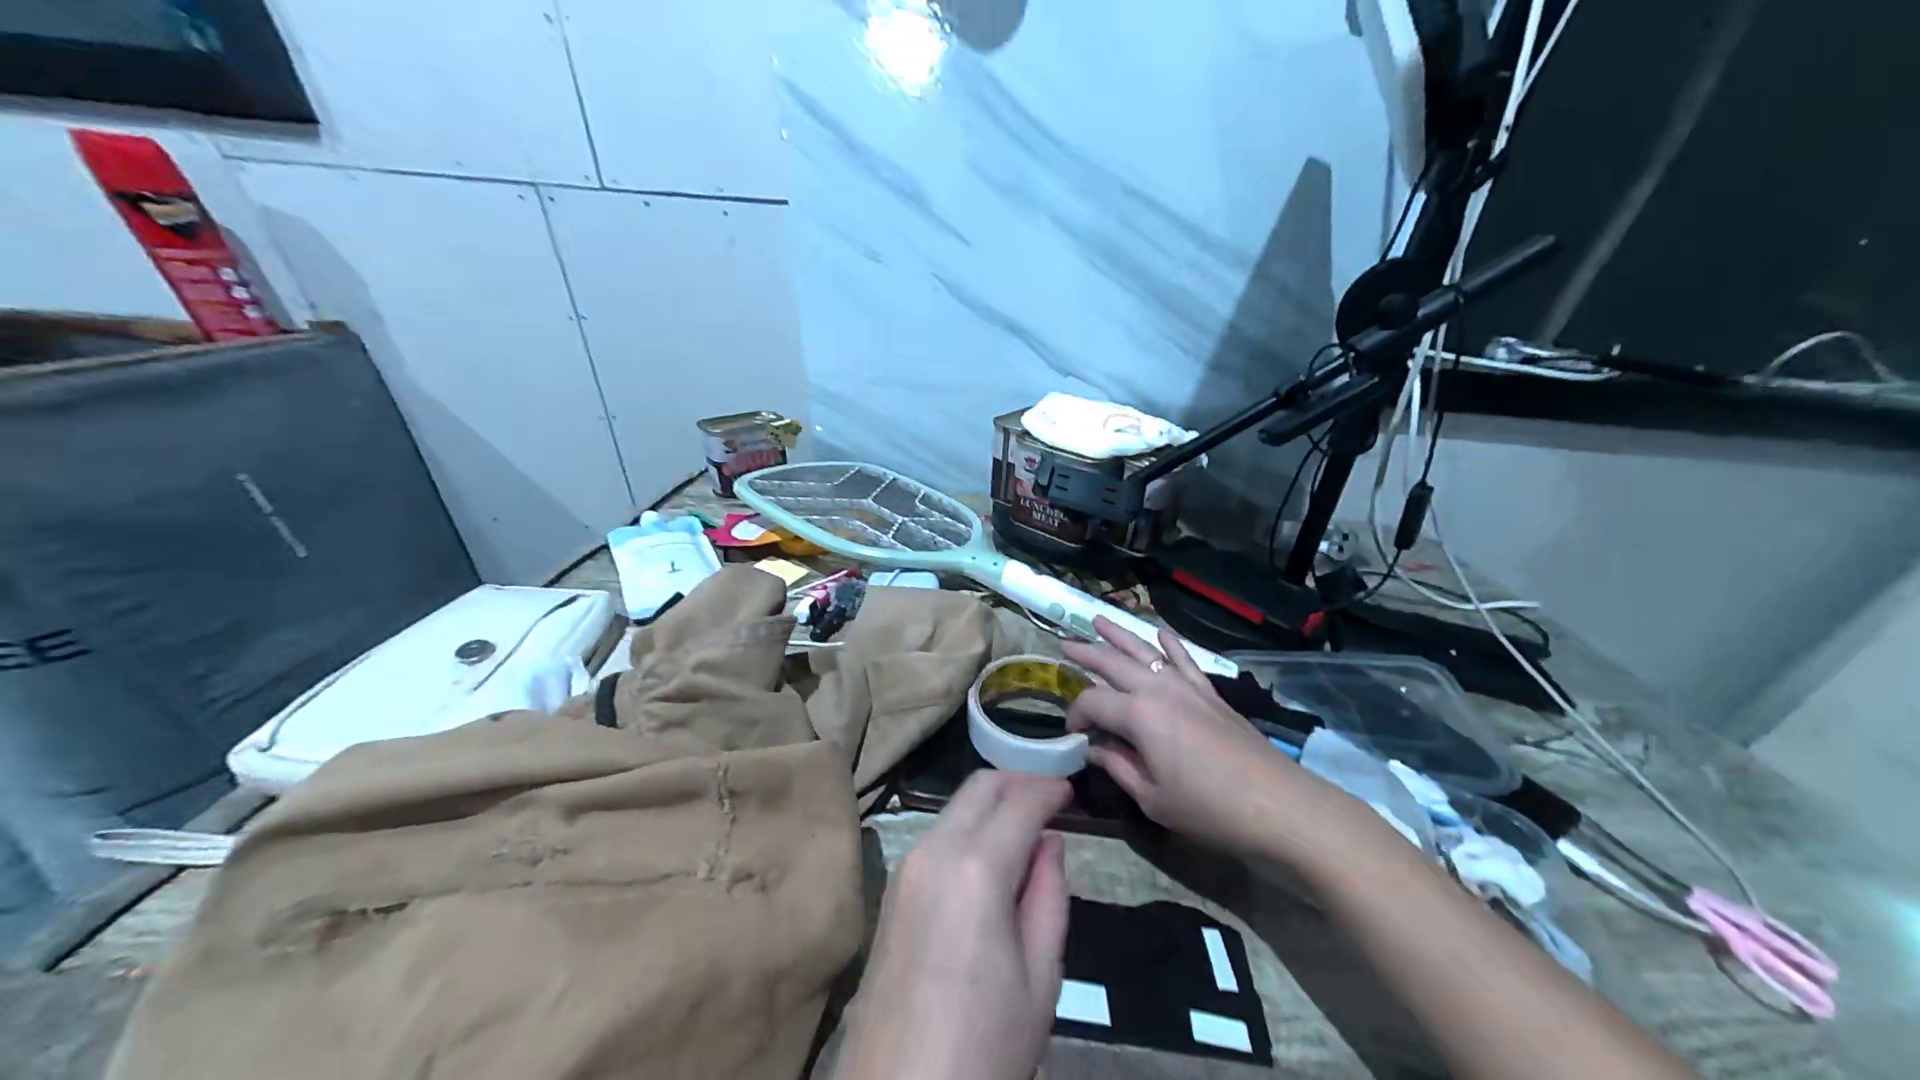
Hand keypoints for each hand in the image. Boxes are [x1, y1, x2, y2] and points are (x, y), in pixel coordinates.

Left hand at [835, 771, 1070, 1079]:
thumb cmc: (986, 1044)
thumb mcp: (1041, 977)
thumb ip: (1049, 895)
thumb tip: (1049, 842)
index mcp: (975, 869)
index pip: (1019, 802)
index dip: (1049, 788)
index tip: (1072, 786)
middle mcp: (933, 852)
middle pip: (978, 788)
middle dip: (1018, 780)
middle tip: (1051, 796)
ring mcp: (906, 868)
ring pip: (955, 808)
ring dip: (992, 804)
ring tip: (1027, 829)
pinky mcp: (892, 890)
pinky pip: (938, 836)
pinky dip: (969, 829)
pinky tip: (992, 858)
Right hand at [1064, 617, 1342, 854]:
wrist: (1277, 804)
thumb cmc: (1208, 808)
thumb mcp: (1152, 797)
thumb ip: (1117, 767)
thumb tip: (1093, 749)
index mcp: (1138, 715)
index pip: (1092, 702)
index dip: (1075, 715)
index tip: (1072, 736)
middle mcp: (1158, 689)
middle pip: (1113, 663)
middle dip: (1086, 653)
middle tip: (1064, 646)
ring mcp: (1187, 687)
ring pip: (1146, 651)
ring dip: (1120, 635)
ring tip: (1098, 619)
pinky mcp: (1210, 693)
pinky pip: (1185, 660)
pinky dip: (1172, 644)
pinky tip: (1162, 633)